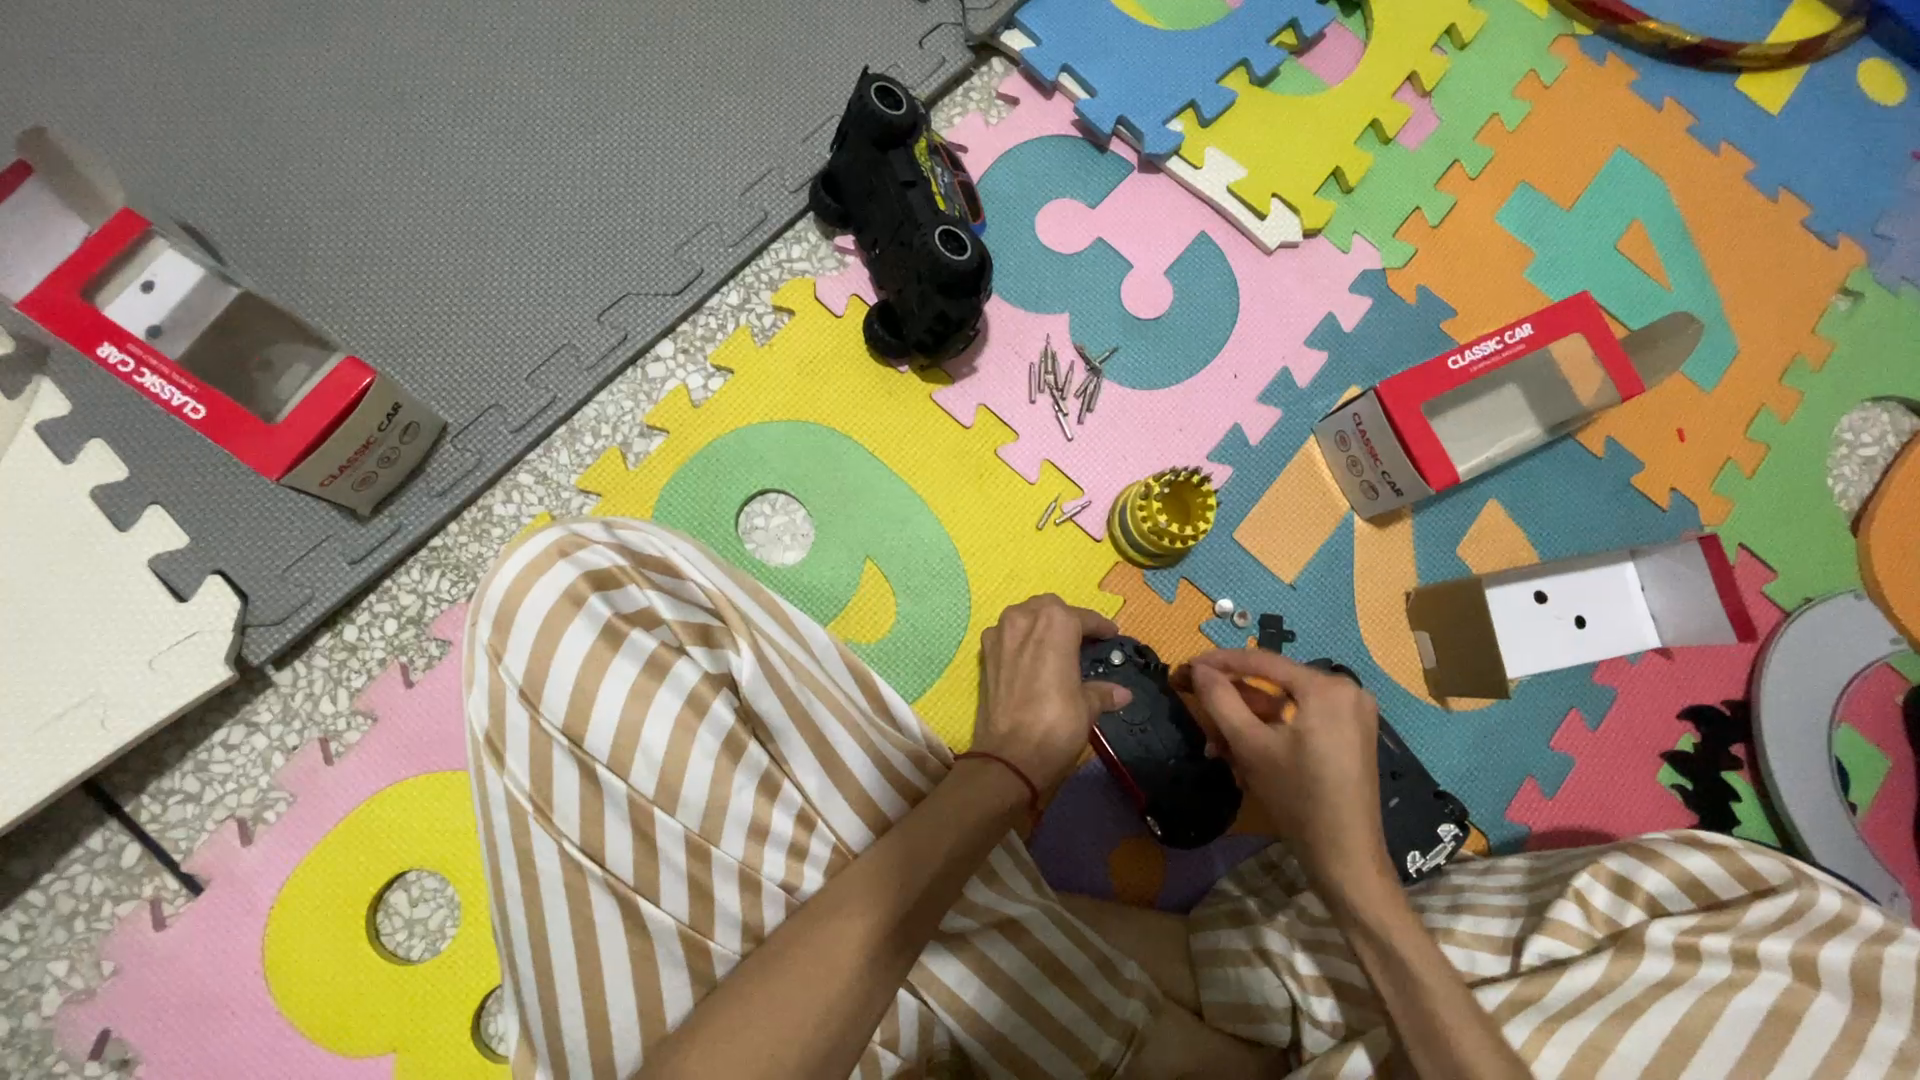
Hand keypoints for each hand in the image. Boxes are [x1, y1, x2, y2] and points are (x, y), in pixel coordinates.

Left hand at [974, 595, 1131, 790]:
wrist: (1009, 756)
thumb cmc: (1056, 725)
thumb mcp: (1087, 707)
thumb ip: (1102, 692)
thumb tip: (1121, 693)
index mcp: (1055, 623)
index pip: (1083, 617)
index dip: (1100, 627)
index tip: (1111, 635)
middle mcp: (1023, 618)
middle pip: (1049, 608)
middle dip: (1067, 619)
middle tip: (1083, 639)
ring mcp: (999, 634)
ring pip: (1024, 616)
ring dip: (1040, 625)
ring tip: (1056, 646)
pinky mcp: (984, 653)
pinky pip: (1006, 634)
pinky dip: (1020, 640)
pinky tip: (1031, 659)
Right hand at [1184, 649, 1392, 888]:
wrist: (1345, 854)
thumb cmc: (1297, 797)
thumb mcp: (1250, 745)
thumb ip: (1220, 700)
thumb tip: (1199, 669)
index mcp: (1327, 687)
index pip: (1263, 661)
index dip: (1219, 662)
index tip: (1186, 667)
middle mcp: (1346, 690)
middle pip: (1273, 686)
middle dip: (1233, 705)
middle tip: (1199, 716)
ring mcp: (1352, 714)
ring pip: (1284, 706)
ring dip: (1248, 725)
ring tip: (1218, 750)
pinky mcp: (1351, 735)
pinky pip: (1300, 721)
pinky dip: (1271, 733)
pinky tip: (1245, 757)